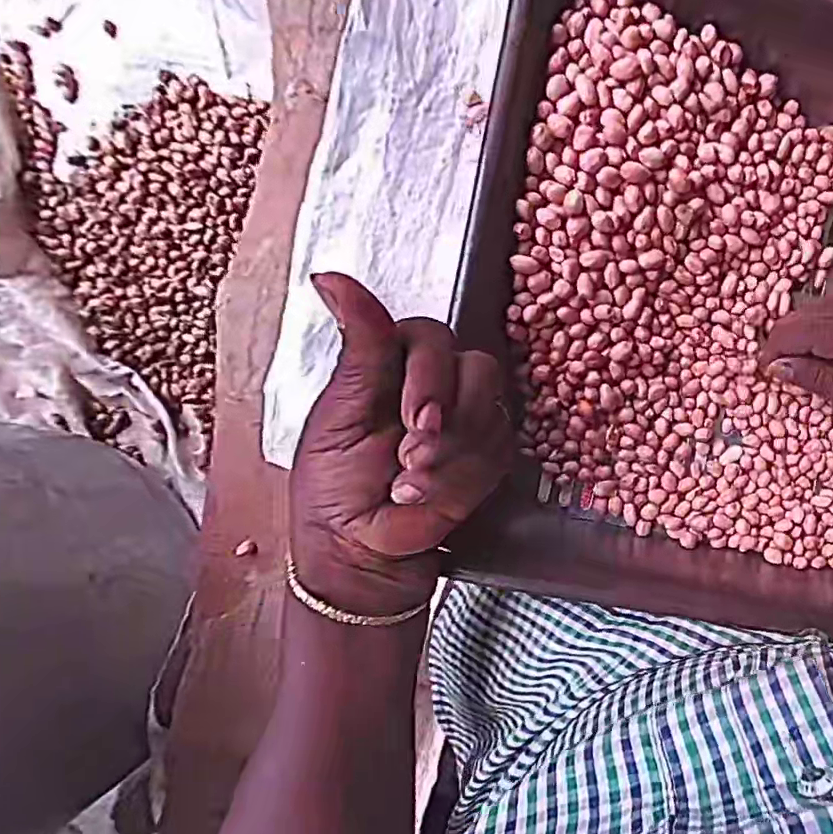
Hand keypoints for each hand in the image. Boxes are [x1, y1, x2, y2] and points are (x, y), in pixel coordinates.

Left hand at [288, 273, 512, 614]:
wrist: (362, 555)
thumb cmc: (336, 488)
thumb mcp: (341, 416)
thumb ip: (361, 350)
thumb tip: (332, 278)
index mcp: (393, 367)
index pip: (433, 338)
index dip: (431, 374)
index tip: (413, 416)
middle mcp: (437, 387)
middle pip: (478, 368)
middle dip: (451, 417)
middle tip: (414, 455)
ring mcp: (469, 420)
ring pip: (494, 411)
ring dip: (454, 455)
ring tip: (412, 485)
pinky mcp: (490, 454)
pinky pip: (500, 449)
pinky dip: (465, 477)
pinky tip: (432, 495)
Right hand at [757, 283, 832, 453]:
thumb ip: (819, 379)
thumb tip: (779, 366)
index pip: (813, 329)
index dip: (781, 344)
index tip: (763, 364)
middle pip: (819, 309)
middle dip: (789, 332)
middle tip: (773, 360)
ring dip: (808, 320)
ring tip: (795, 349)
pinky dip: (831, 311)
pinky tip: (823, 333)